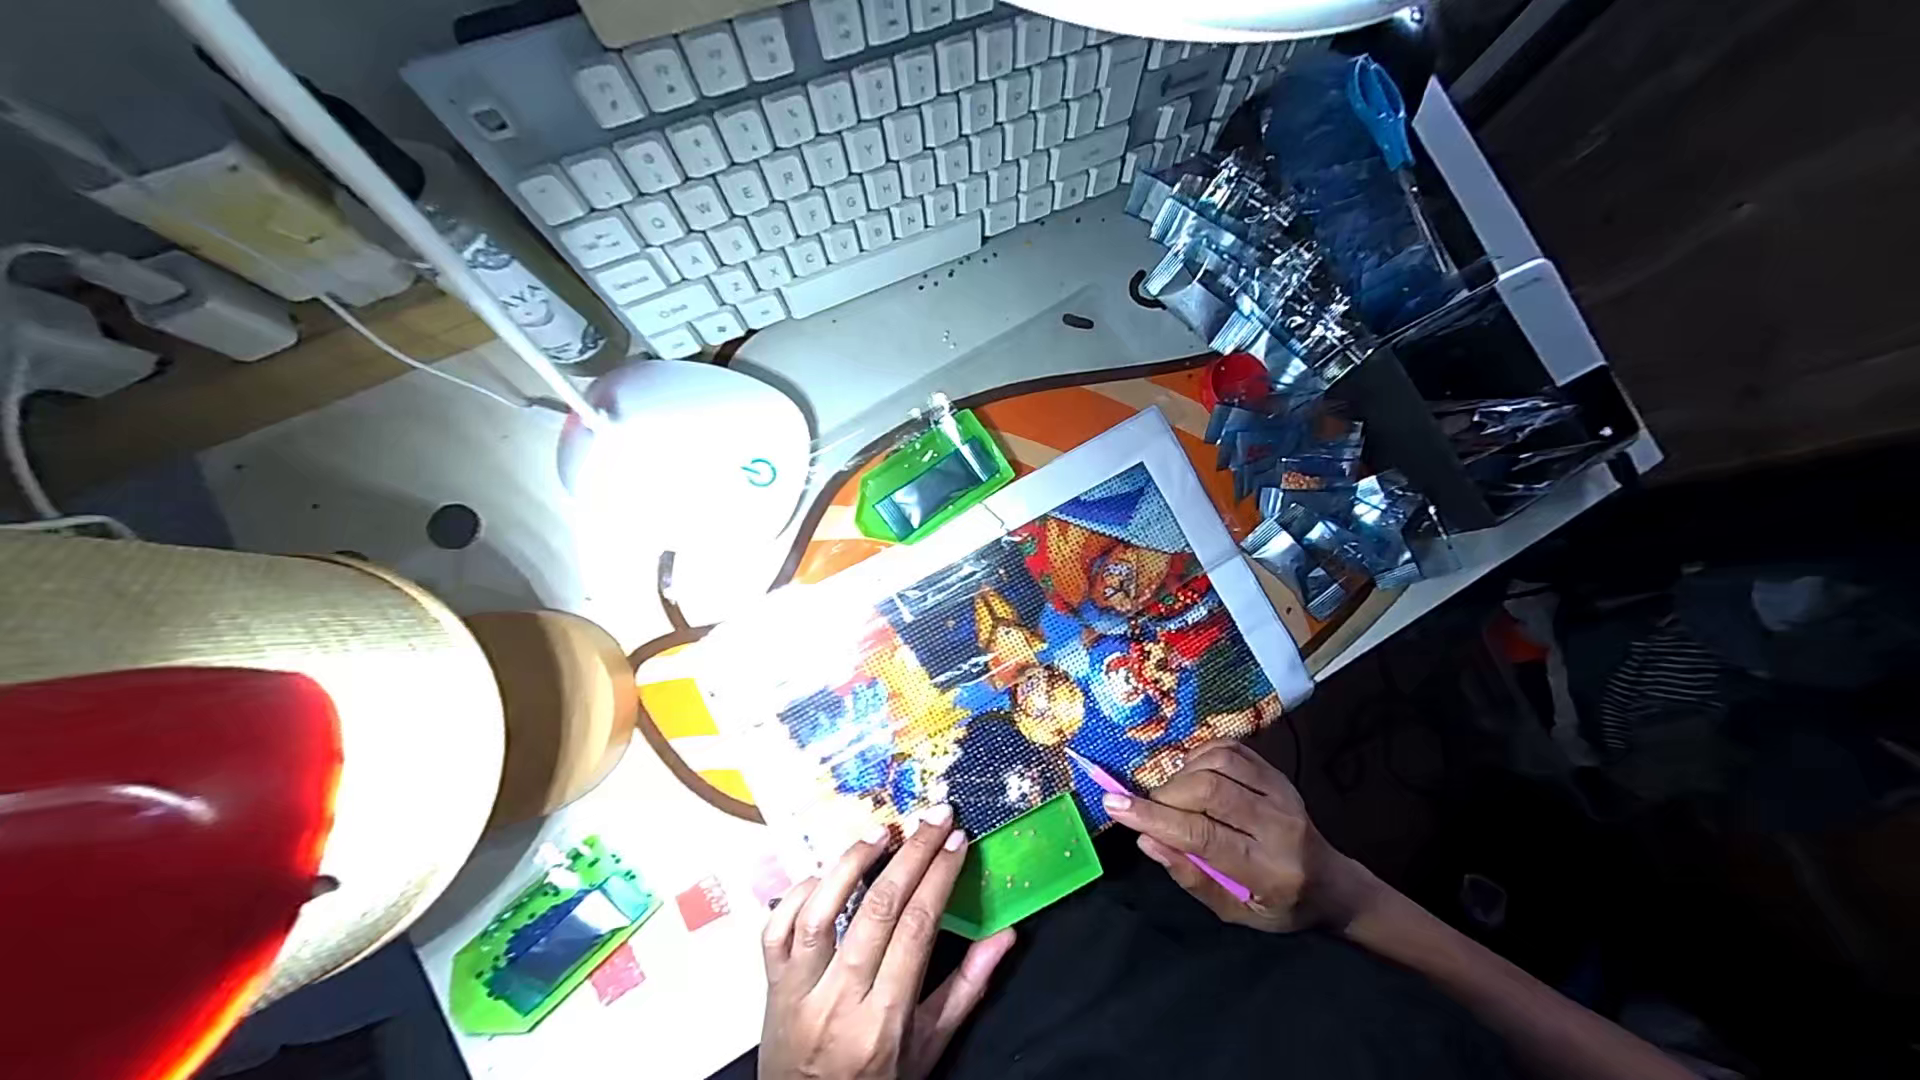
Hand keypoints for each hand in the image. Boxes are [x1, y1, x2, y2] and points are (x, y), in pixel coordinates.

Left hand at [760, 805, 1017, 1079]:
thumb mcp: (928, 1048)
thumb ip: (967, 989)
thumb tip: (1006, 935)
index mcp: (882, 1021)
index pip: (917, 928)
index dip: (939, 876)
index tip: (957, 840)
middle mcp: (838, 1001)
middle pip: (877, 910)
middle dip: (912, 854)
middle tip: (935, 817)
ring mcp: (798, 991)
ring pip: (820, 912)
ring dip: (852, 863)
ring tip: (882, 832)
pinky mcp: (771, 983)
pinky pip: (778, 927)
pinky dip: (801, 891)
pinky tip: (828, 871)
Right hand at [1101, 739, 1374, 933]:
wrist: (1331, 884)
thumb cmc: (1277, 906)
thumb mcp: (1233, 911)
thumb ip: (1189, 877)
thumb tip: (1145, 839)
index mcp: (1268, 870)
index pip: (1202, 835)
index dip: (1153, 817)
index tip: (1113, 805)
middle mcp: (1279, 826)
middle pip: (1209, 789)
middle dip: (1166, 795)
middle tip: (1150, 808)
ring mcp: (1281, 793)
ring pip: (1217, 762)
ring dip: (1182, 774)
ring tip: (1175, 795)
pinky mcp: (1276, 772)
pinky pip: (1228, 748)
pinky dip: (1199, 756)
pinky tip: (1193, 775)